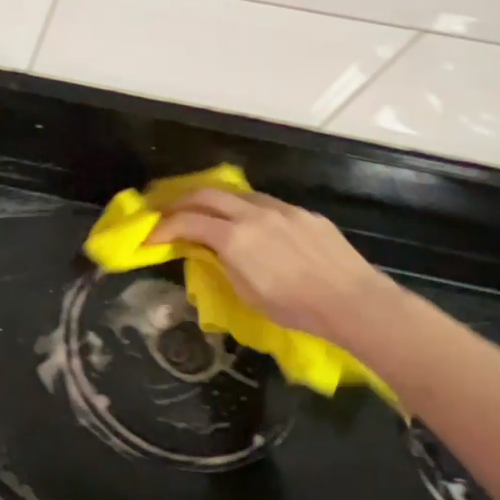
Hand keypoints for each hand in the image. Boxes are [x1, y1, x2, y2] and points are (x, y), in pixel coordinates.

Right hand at [146, 188, 402, 344]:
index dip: (161, 227)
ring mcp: (282, 210)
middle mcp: (254, 214)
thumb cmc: (293, 306)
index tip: (148, 236)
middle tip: (166, 213)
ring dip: (212, 200)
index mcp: (234, 237)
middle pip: (205, 194)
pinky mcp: (303, 213)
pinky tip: (246, 223)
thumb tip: (206, 249)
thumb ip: (221, 262)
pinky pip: (265, 203)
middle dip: (179, 202)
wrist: (352, 301)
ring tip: (202, 212)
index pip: (186, 221)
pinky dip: (243, 208)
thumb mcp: (244, 290)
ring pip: (236, 193)